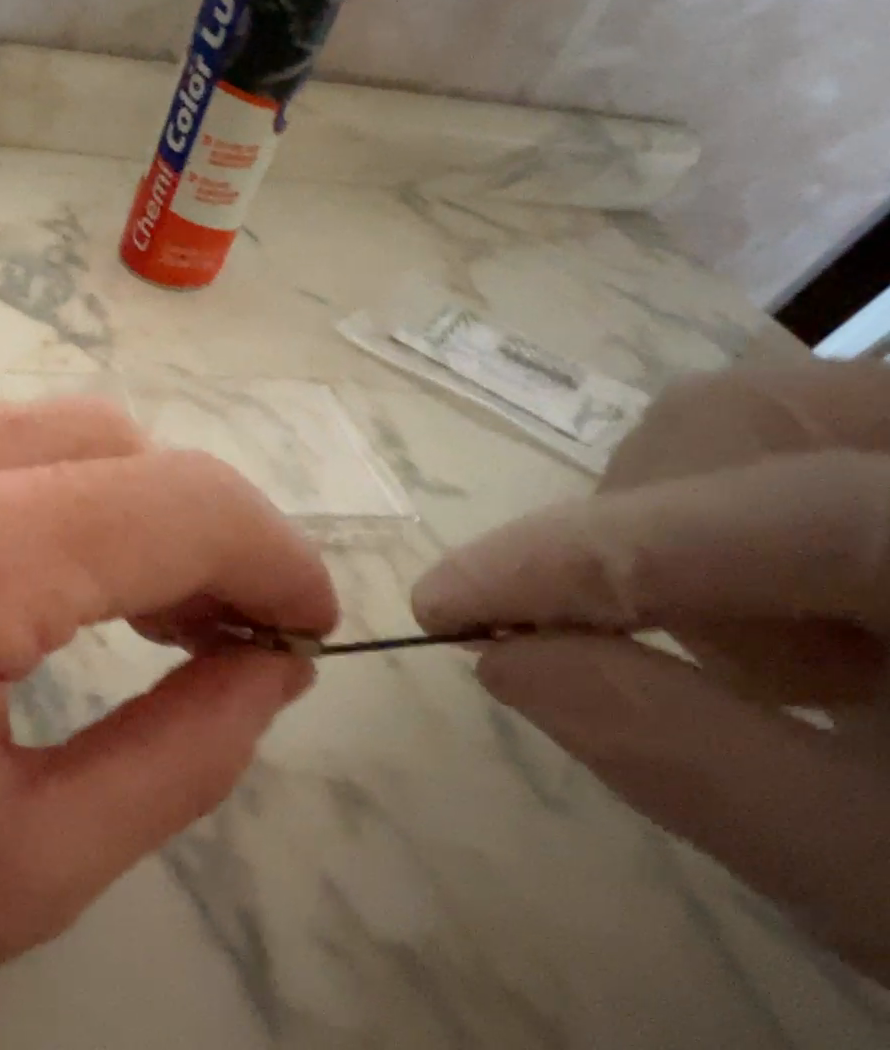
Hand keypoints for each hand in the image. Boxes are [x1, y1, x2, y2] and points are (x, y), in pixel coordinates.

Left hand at [0, 398, 335, 1046]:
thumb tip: (270, 668)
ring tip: (145, 616)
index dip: (267, 556)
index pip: (169, 501)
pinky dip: (25, 506)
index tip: (304, 626)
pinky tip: (34, 591)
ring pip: (30, 436)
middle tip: (222, 635)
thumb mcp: (28, 864)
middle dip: (190, 529)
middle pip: (102, 440)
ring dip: (110, 510)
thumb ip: (184, 752)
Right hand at [413, 360, 889, 982]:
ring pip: (745, 417)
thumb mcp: (866, 865)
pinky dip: (725, 516)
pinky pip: (772, 439)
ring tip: (752, 652)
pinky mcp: (877, 471)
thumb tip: (503, 657)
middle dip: (637, 535)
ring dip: (679, 527)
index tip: (436, 606)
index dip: (573, 559)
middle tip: (659, 651)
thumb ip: (688, 757)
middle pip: (732, 424)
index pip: (764, 519)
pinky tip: (787, 613)